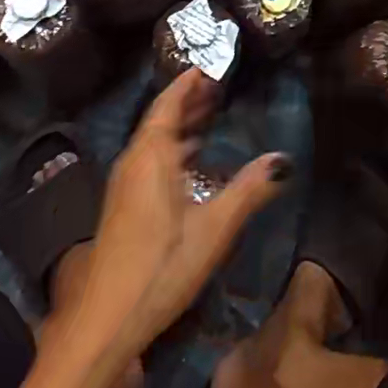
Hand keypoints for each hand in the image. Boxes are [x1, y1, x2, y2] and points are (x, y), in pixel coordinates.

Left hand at [72, 68, 289, 356]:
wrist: (103, 322)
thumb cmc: (161, 265)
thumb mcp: (214, 227)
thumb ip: (249, 189)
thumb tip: (284, 158)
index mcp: (151, 156)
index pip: (168, 104)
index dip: (188, 83)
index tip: (209, 66)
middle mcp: (134, 162)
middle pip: (161, 119)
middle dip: (188, 100)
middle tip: (218, 87)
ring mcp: (125, 185)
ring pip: (154, 140)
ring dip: (180, 124)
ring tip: (210, 114)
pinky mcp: (123, 206)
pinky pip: (150, 159)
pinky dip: (173, 147)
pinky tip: (191, 159)